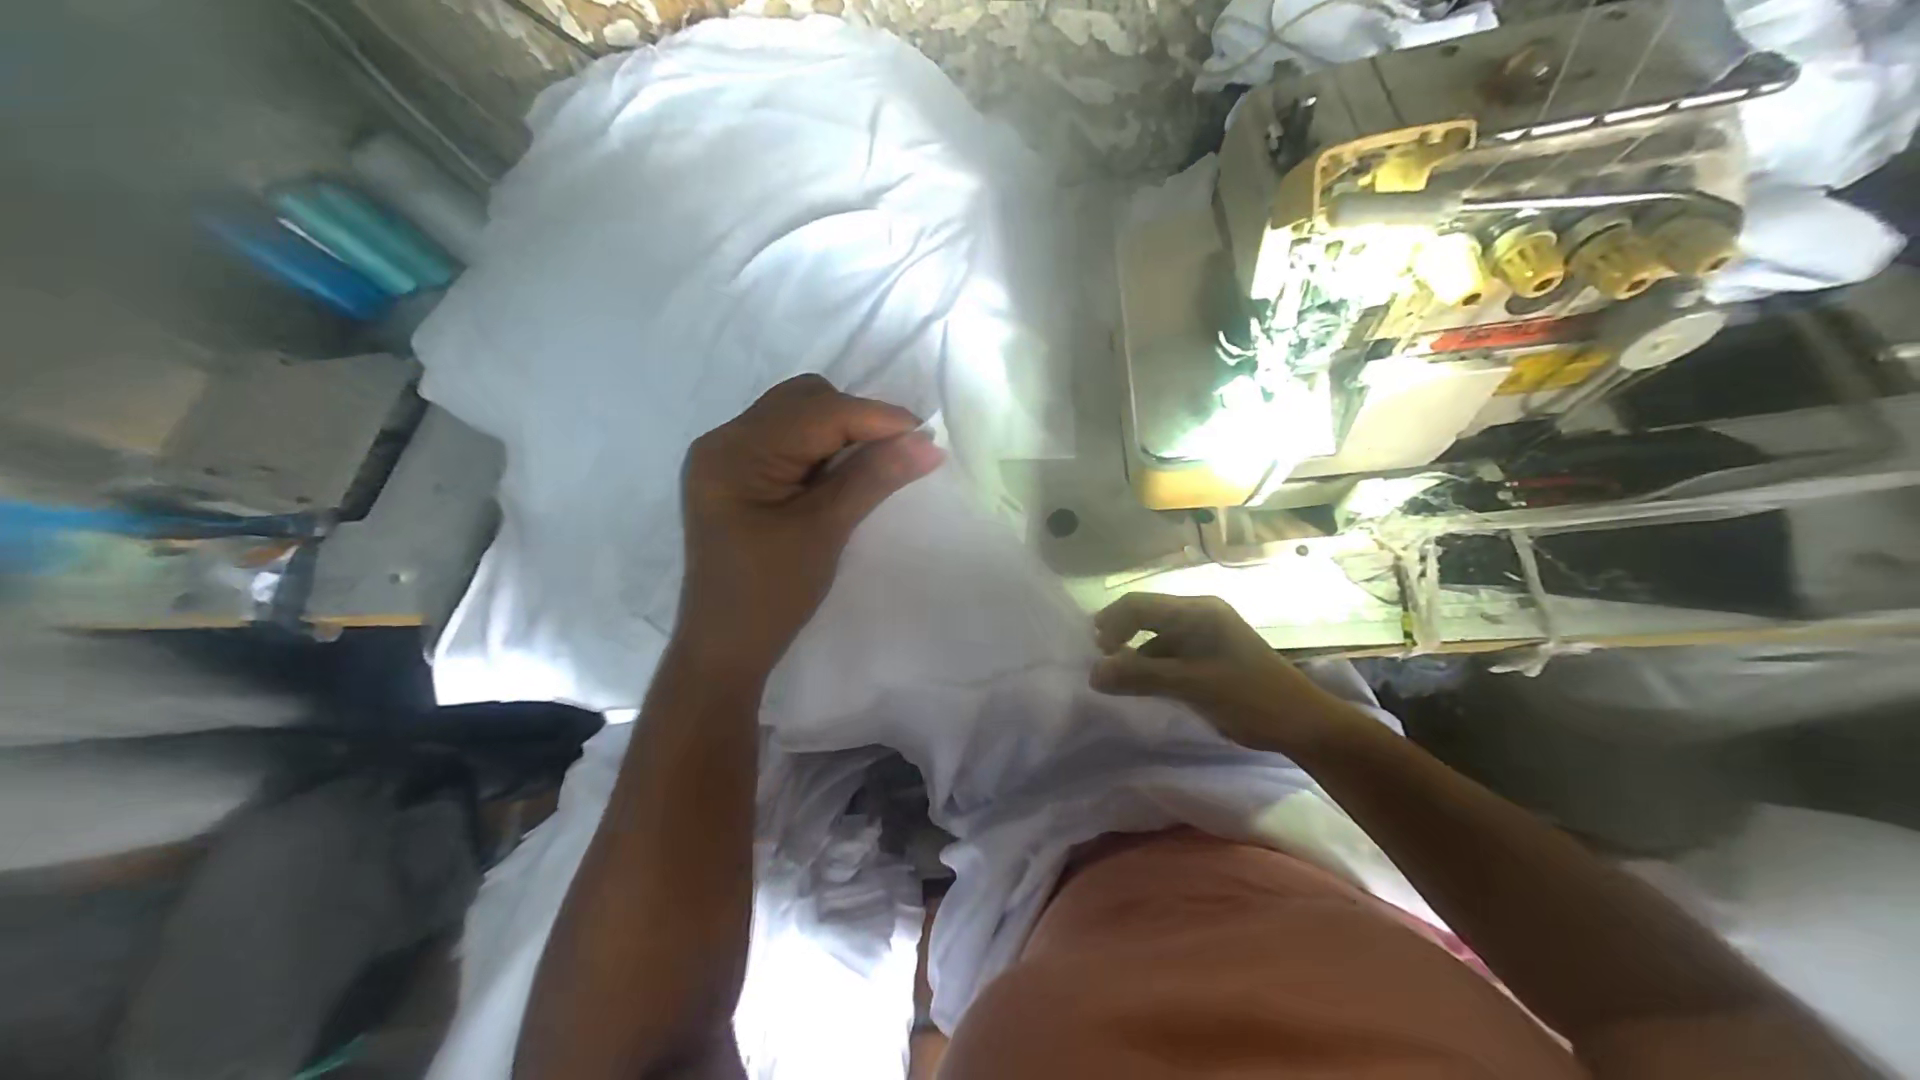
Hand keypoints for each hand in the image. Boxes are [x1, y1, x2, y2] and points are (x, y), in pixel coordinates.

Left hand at [679, 374, 943, 673]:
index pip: (817, 412)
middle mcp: (725, 441)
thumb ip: (873, 478)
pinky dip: (822, 449)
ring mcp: (728, 458)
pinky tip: (843, 475)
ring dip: (841, 432)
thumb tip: (927, 444)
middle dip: (856, 419)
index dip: (876, 418)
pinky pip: (788, 441)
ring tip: (872, 466)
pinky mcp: (738, 477)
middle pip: (804, 400)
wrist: (725, 648)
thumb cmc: (769, 595)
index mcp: (736, 452)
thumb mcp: (824, 531)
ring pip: (797, 416)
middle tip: (896, 454)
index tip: (926, 436)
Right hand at [1090, 593, 1365, 755]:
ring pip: (1155, 638)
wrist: (1304, 724)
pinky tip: (1143, 687)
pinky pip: (1168, 655)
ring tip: (1117, 681)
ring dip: (1134, 655)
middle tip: (1100, 665)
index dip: (1111, 624)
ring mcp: (1205, 636)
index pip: (1139, 605)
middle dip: (1119, 637)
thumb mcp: (1192, 685)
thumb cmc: (1250, 697)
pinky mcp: (1208, 658)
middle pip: (1145, 617)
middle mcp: (1199, 616)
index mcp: (1197, 611)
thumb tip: (1092, 673)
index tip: (1096, 653)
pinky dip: (1151, 668)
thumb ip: (1141, 676)